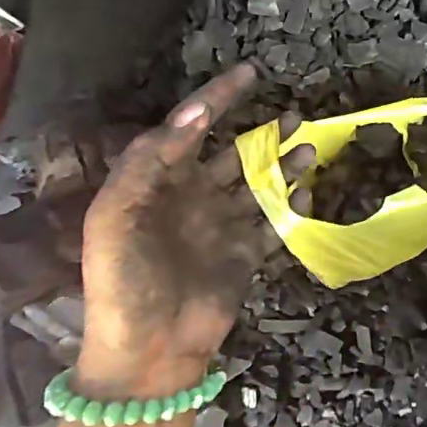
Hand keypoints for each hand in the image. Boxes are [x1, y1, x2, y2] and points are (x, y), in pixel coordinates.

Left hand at [76, 64, 311, 397]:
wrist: (146, 352)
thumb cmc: (123, 279)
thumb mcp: (116, 213)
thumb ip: (150, 158)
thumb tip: (194, 113)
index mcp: (159, 180)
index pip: (191, 127)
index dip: (218, 98)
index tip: (249, 73)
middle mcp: (193, 195)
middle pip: (234, 151)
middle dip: (264, 131)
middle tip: (294, 114)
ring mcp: (221, 225)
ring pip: (259, 183)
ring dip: (284, 163)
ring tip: (310, 145)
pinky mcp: (244, 255)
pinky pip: (274, 223)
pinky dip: (292, 206)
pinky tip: (308, 192)